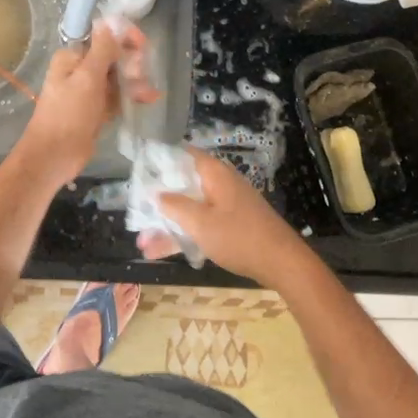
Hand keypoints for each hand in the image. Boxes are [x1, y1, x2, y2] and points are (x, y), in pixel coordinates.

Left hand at [16, 20, 157, 183]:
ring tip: (148, 93)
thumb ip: (101, 50)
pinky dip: (131, 96)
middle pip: (113, 57)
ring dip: (135, 81)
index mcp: (72, 57)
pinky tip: (148, 98)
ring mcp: (88, 91)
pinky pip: (117, 96)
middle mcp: (79, 70)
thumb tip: (109, 21)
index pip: (102, 37)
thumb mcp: (87, 79)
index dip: (123, 37)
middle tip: (142, 74)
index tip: (142, 44)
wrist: (54, 157)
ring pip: (118, 78)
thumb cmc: (69, 114)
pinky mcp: (96, 110)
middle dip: (131, 63)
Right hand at [151, 149, 312, 285]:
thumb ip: (175, 206)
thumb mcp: (201, 223)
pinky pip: (200, 223)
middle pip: (183, 184)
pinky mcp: (230, 224)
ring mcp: (225, 205)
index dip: (159, 160)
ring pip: (190, 208)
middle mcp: (219, 184)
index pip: (182, 154)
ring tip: (142, 243)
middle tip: (135, 213)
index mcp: (214, 174)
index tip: (138, 170)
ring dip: (168, 224)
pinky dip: (184, 233)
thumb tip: (155, 192)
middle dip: (159, 201)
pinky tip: (161, 251)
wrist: (282, 262)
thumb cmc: (239, 237)